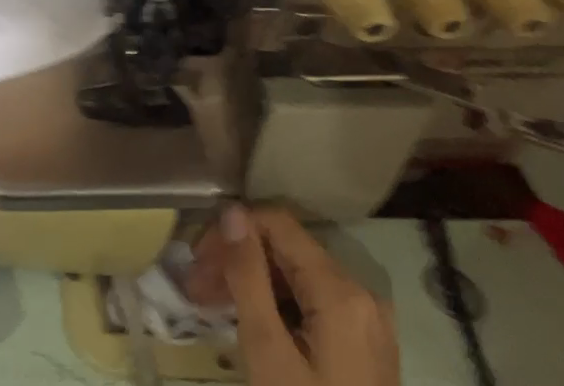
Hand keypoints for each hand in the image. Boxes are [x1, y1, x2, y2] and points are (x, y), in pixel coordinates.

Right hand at [189, 207, 398, 385]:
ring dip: (253, 284)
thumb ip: (248, 277)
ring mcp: (368, 319)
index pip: (278, 223)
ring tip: (212, 309)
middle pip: (287, 250)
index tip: (197, 263)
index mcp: (340, 290)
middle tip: (195, 292)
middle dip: (237, 262)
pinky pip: (314, 303)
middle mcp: (361, 292)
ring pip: (298, 277)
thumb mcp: (268, 350)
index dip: (231, 231)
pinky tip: (250, 327)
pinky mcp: (366, 342)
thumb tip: (231, 213)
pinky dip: (278, 306)